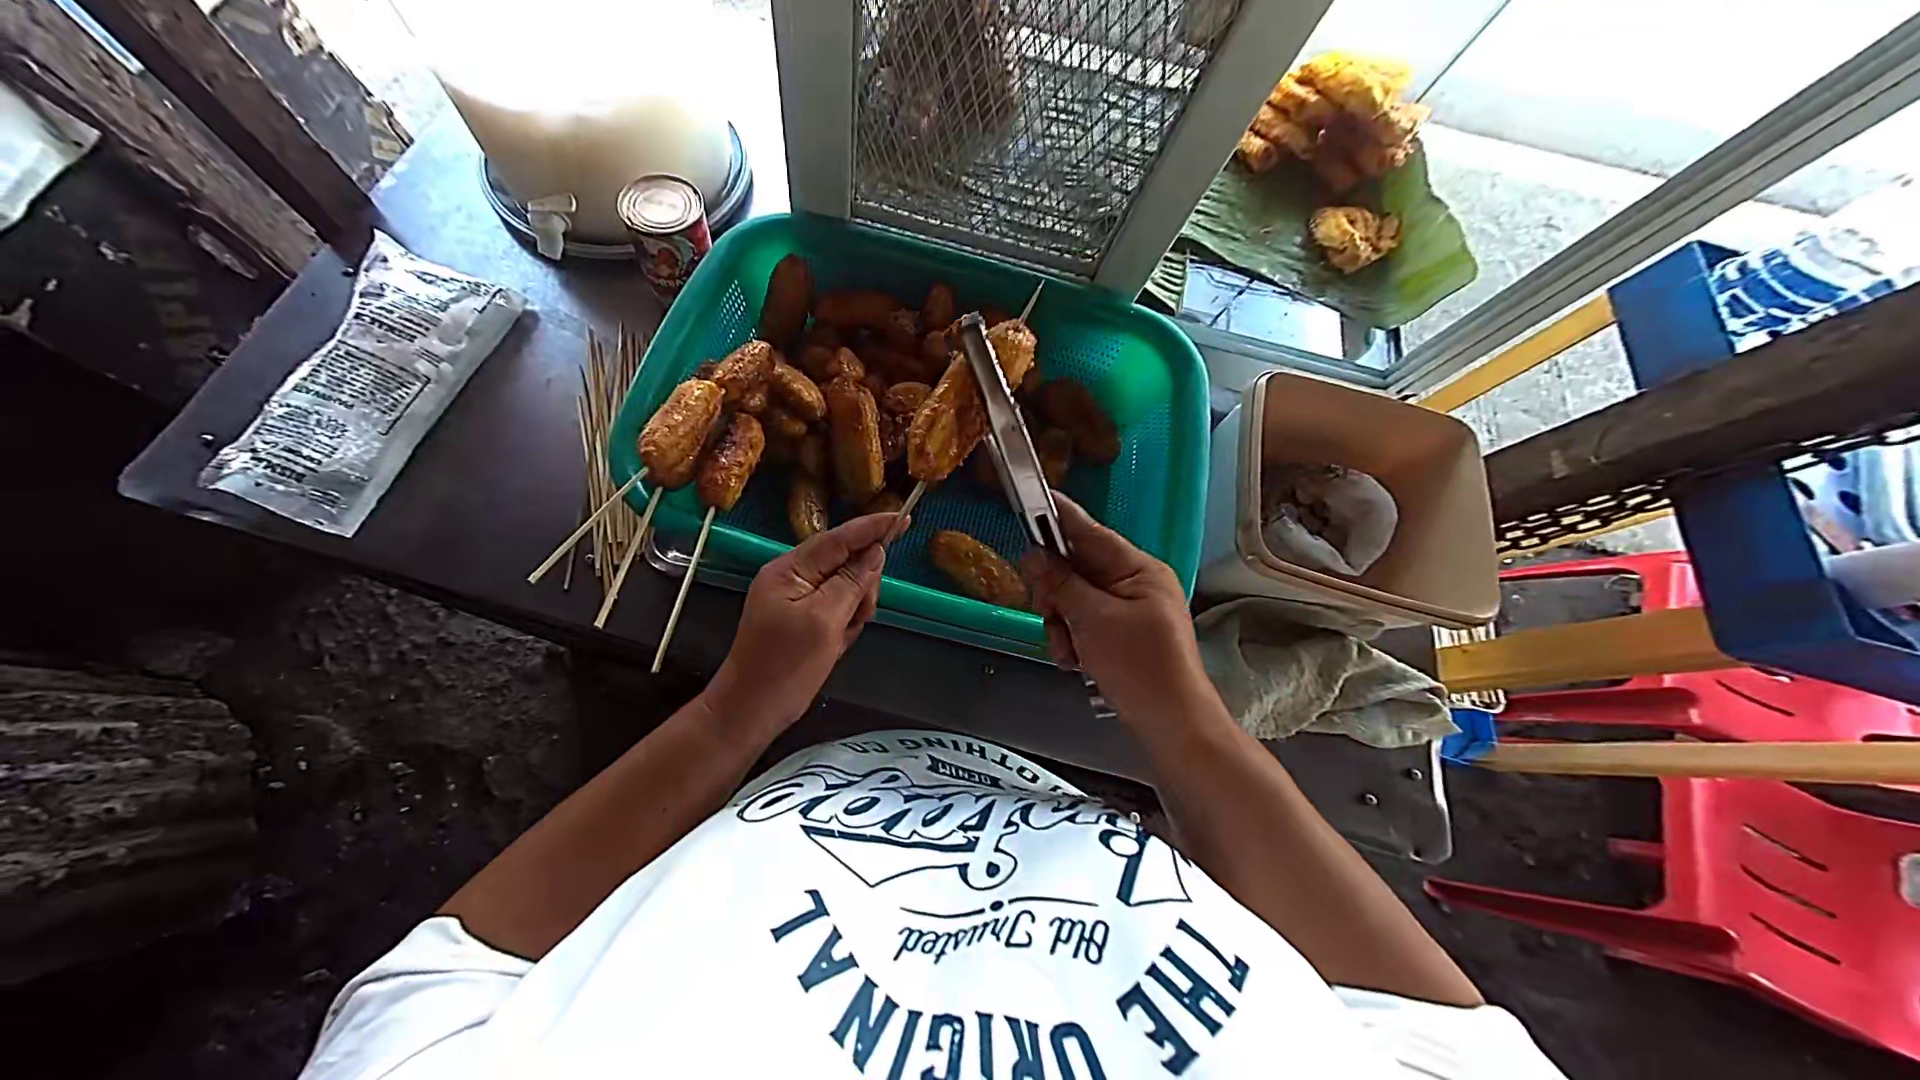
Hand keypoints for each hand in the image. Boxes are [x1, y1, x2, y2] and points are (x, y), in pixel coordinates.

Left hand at [706, 512, 901, 732]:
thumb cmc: (784, 667)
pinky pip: (838, 610)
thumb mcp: (824, 620)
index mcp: (790, 570)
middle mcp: (793, 578)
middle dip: (862, 587)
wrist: (751, 712)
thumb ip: (852, 582)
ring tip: (841, 637)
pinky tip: (836, 645)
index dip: (872, 528)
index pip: (838, 539)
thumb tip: (876, 552)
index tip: (904, 518)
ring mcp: (798, 600)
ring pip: (847, 589)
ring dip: (854, 610)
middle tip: (860, 615)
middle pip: (846, 563)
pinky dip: (845, 625)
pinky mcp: (804, 620)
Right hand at [1023, 496, 1213, 726]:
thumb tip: (1034, 555)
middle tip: (1048, 612)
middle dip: (1056, 593)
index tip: (1033, 500)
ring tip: (1067, 650)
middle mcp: (1134, 584)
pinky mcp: (1120, 634)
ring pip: (1074, 599)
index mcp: (1138, 570)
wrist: (1171, 723)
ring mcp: (1128, 610)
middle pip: (1076, 569)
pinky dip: (1072, 639)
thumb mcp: (1094, 620)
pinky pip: (1083, 623)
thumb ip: (1061, 584)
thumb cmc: (1140, 667)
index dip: (1059, 518)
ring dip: (1061, 623)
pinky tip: (1074, 660)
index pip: (1090, 533)